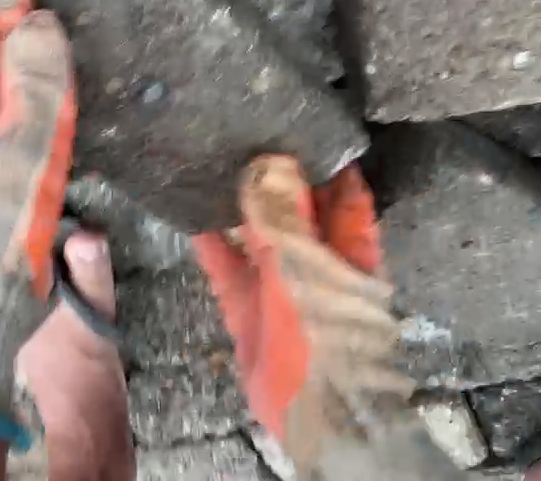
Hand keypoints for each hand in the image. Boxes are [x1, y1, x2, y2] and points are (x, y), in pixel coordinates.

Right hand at [191, 158, 382, 441]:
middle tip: (243, 138)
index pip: (343, 195)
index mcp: (350, 251)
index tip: (300, 126)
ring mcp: (284, 287)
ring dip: (237, 210)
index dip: (325, 161)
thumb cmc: (326, 334)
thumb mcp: (303, 265)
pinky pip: (229, 269)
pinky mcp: (253, 310)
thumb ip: (283, 215)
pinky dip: (212, 246)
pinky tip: (191, 218)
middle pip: (295, 212)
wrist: (316, 414)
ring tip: (212, 169)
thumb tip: (270, 160)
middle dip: (273, 180)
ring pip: (258, 238)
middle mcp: (317, 264)